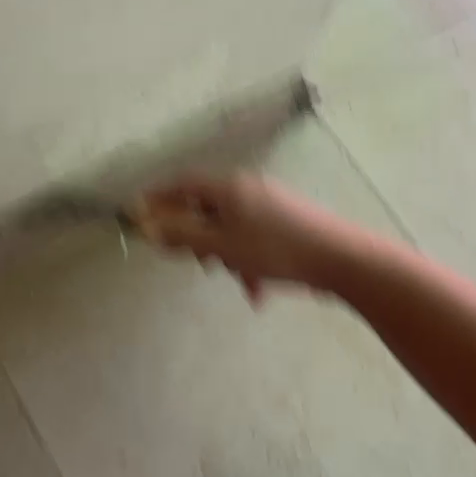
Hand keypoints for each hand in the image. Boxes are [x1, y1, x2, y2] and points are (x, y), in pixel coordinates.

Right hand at [134, 174, 361, 304]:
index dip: (158, 199)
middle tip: (201, 264)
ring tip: (240, 280)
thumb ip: (181, 235)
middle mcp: (249, 189)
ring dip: (228, 257)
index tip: (137, 217)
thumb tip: (147, 226)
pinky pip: (255, 242)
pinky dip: (251, 264)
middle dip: (199, 239)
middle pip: (207, 209)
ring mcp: (271, 206)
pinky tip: (258, 293)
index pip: (183, 184)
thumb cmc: (273, 250)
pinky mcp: (288, 224)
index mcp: (229, 188)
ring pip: (232, 230)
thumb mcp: (220, 245)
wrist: (338, 258)